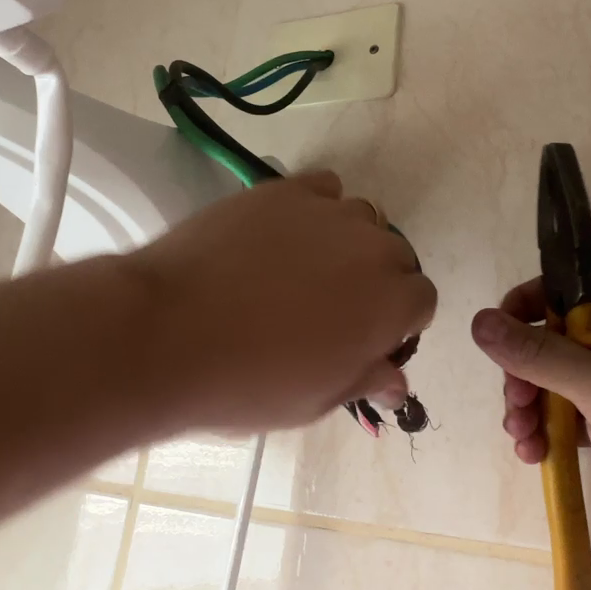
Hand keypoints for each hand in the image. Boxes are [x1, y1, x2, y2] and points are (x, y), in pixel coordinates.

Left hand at [126, 172, 436, 431]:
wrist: (168, 331)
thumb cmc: (247, 381)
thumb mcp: (315, 400)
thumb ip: (365, 380)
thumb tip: (396, 379)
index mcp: (390, 303)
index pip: (422, 300)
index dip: (398, 322)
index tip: (366, 339)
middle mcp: (372, 247)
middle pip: (396, 256)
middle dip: (377, 282)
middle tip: (331, 309)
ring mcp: (328, 211)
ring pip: (361, 219)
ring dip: (348, 242)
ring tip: (303, 269)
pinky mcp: (285, 189)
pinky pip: (324, 188)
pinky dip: (318, 207)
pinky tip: (286, 233)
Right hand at [470, 280, 590, 576]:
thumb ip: (541, 355)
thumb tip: (479, 320)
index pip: (563, 296)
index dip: (526, 310)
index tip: (495, 337)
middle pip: (551, 345)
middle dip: (522, 373)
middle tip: (515, 405)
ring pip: (554, 386)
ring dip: (529, 409)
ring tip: (523, 440)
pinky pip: (567, 422)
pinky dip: (546, 434)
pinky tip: (535, 457)